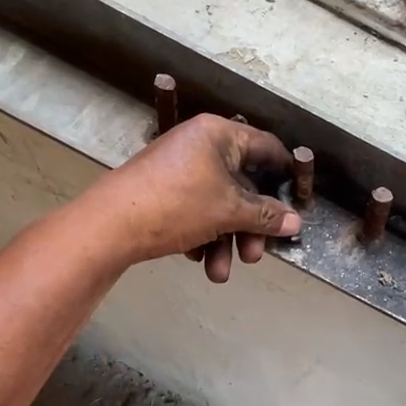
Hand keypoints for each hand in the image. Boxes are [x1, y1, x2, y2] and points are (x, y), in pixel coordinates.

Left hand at [80, 115, 300, 281]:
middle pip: (243, 185)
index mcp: (219, 134)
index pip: (268, 149)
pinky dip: (203, 236)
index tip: (297, 204)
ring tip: (220, 271)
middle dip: (250, 226)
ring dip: (227, 240)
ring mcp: (180, 167)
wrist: (109, 226)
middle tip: (255, 255)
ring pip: (219, 204)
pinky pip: (196, 210)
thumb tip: (296, 222)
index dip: (286, 177)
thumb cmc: (177, 205)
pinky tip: (197, 260)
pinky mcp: (163, 190)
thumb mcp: (229, 211)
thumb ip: (266, 216)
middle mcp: (200, 144)